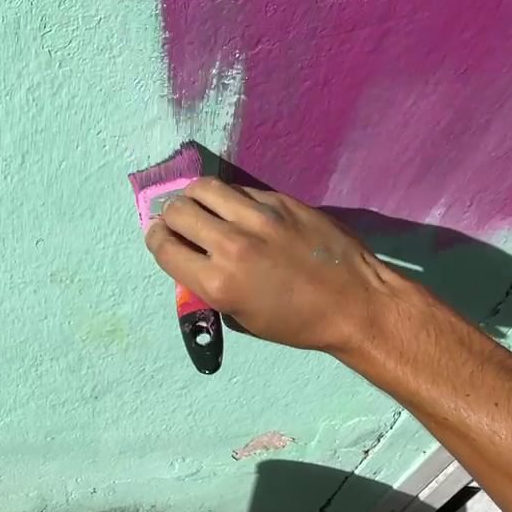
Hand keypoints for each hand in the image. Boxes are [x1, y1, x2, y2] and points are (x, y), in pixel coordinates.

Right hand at [143, 178, 430, 358]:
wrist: (356, 304)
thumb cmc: (298, 323)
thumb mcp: (242, 318)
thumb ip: (208, 285)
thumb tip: (188, 257)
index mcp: (218, 283)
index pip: (163, 246)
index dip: (155, 239)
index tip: (160, 237)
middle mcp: (231, 245)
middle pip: (177, 211)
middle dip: (170, 216)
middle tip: (179, 222)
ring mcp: (258, 218)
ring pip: (203, 188)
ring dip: (193, 197)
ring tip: (200, 205)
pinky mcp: (279, 201)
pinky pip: (238, 189)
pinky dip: (228, 197)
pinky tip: (236, 208)